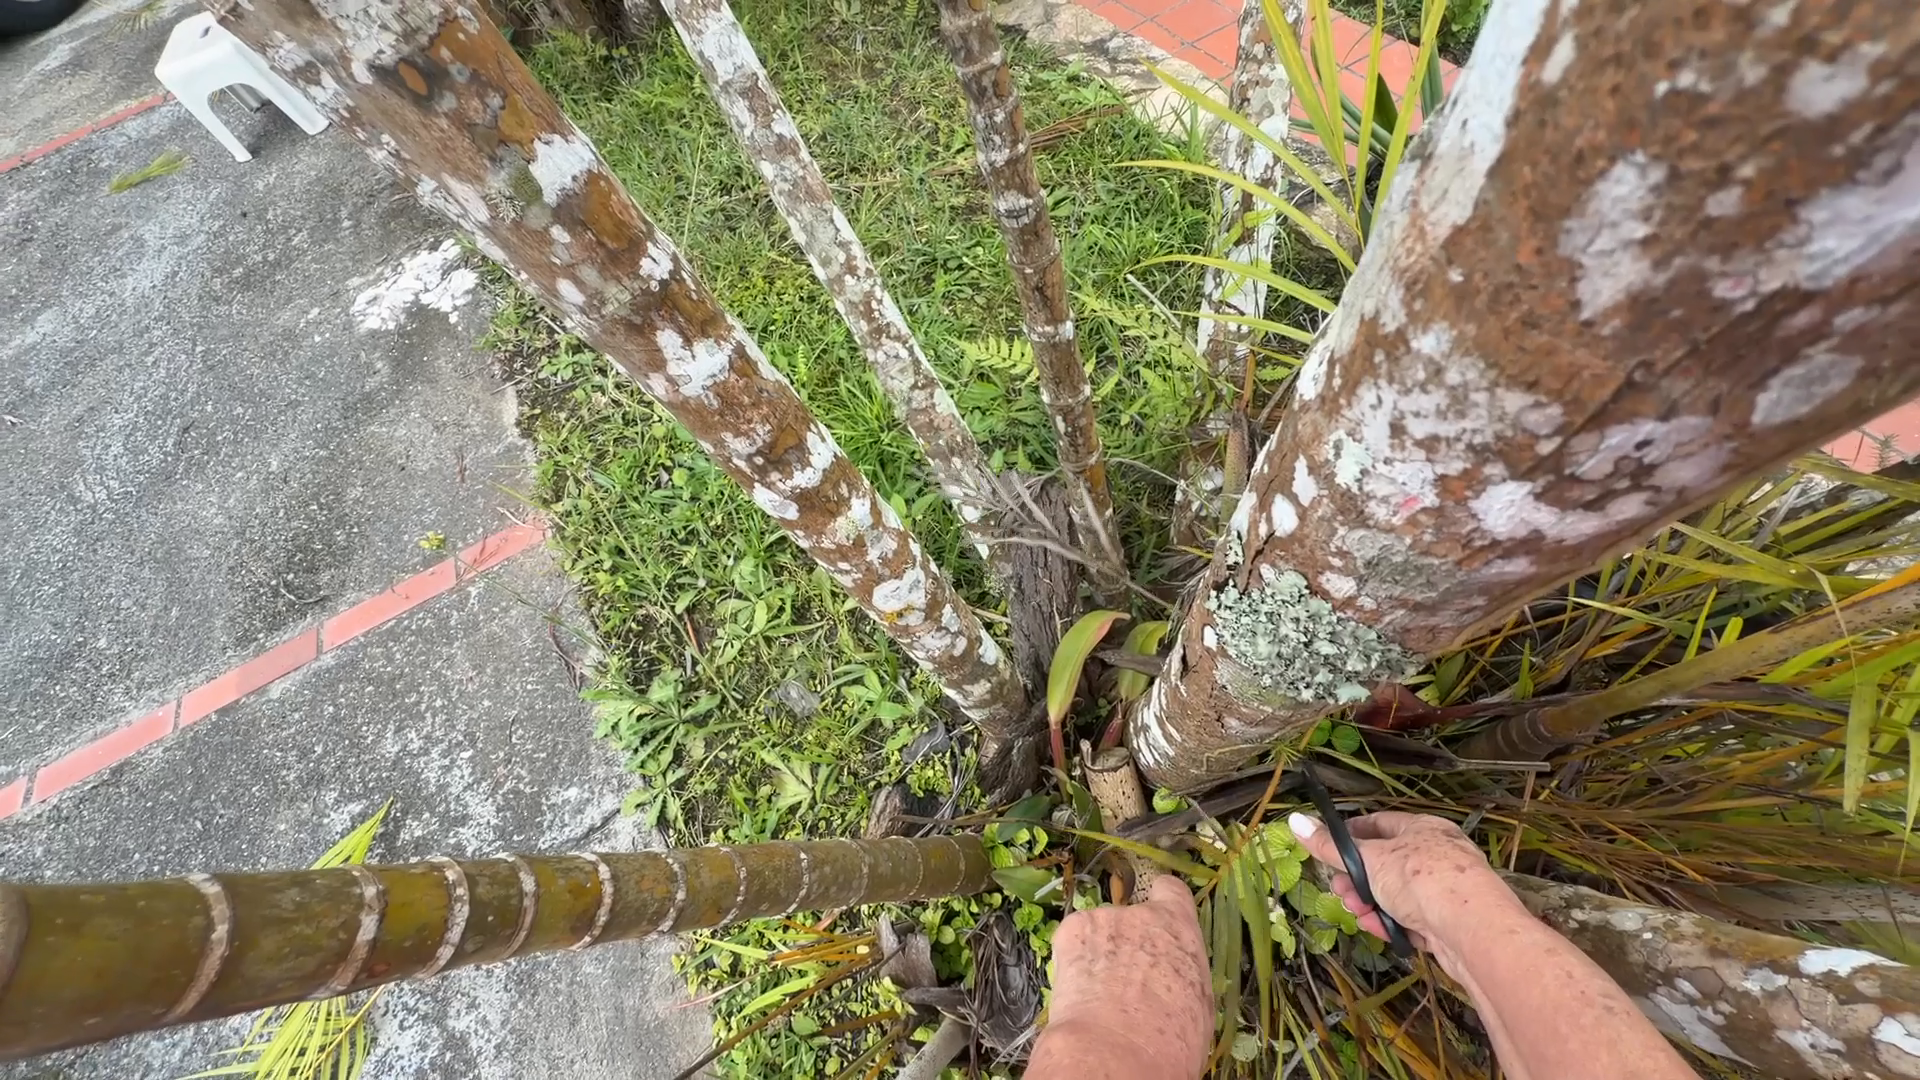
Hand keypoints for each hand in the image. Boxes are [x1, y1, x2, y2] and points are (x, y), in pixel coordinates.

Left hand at [1035, 876, 1212, 1079]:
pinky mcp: (1072, 929)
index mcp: (1179, 930)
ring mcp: (1104, 918)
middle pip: (1132, 921)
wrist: (1117, 1054)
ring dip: (1100, 956)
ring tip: (1099, 998)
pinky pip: (1074, 940)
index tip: (1159, 924)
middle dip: (1128, 945)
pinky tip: (1079, 993)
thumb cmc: (1169, 1046)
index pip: (1172, 892)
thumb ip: (1180, 974)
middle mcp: (1142, 915)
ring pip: (1100, 934)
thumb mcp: (1195, 1007)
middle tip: (1125, 985)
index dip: (1164, 905)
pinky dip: (1074, 961)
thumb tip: (1168, 980)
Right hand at [1286, 811, 1517, 973]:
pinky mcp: (1452, 924)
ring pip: (1397, 894)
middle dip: (1358, 880)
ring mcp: (1447, 892)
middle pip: (1385, 863)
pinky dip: (1395, 924)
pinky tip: (1382, 931)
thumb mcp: (1367, 860)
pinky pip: (1415, 919)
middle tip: (1340, 890)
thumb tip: (1294, 820)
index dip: (1351, 836)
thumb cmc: (1420, 880)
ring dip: (1372, 904)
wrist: (1475, 933)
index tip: (1330, 851)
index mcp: (1423, 828)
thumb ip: (1329, 846)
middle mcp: (1439, 855)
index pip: (1379, 824)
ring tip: (1358, 914)